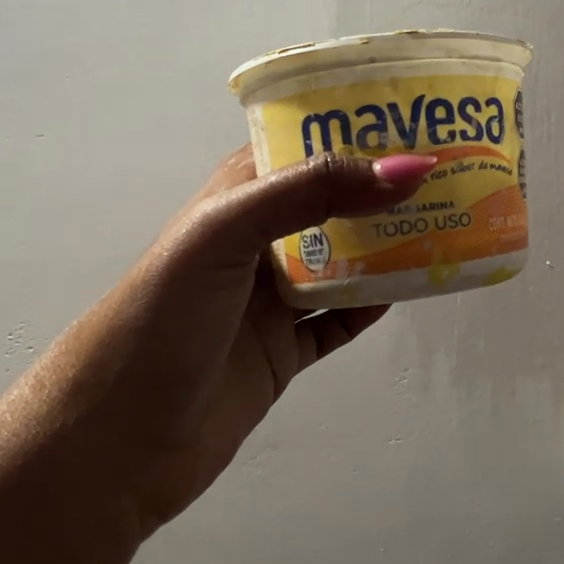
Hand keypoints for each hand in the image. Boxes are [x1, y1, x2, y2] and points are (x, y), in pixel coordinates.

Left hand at [26, 146, 437, 534]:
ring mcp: (270, 299)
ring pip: (344, 259)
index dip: (355, 128)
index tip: (418, 117)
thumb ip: (313, 191)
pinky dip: (376, 303)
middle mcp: (256, 240)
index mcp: (236, 197)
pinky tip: (414, 287)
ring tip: (446, 222)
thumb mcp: (227, 231)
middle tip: (449, 170)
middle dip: (383, 186)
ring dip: (388, 244)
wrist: (114, 446)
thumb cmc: (162, 317)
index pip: (303, 145)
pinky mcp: (283, 350)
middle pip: (332, 202)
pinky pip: (342, 319)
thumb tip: (408, 167)